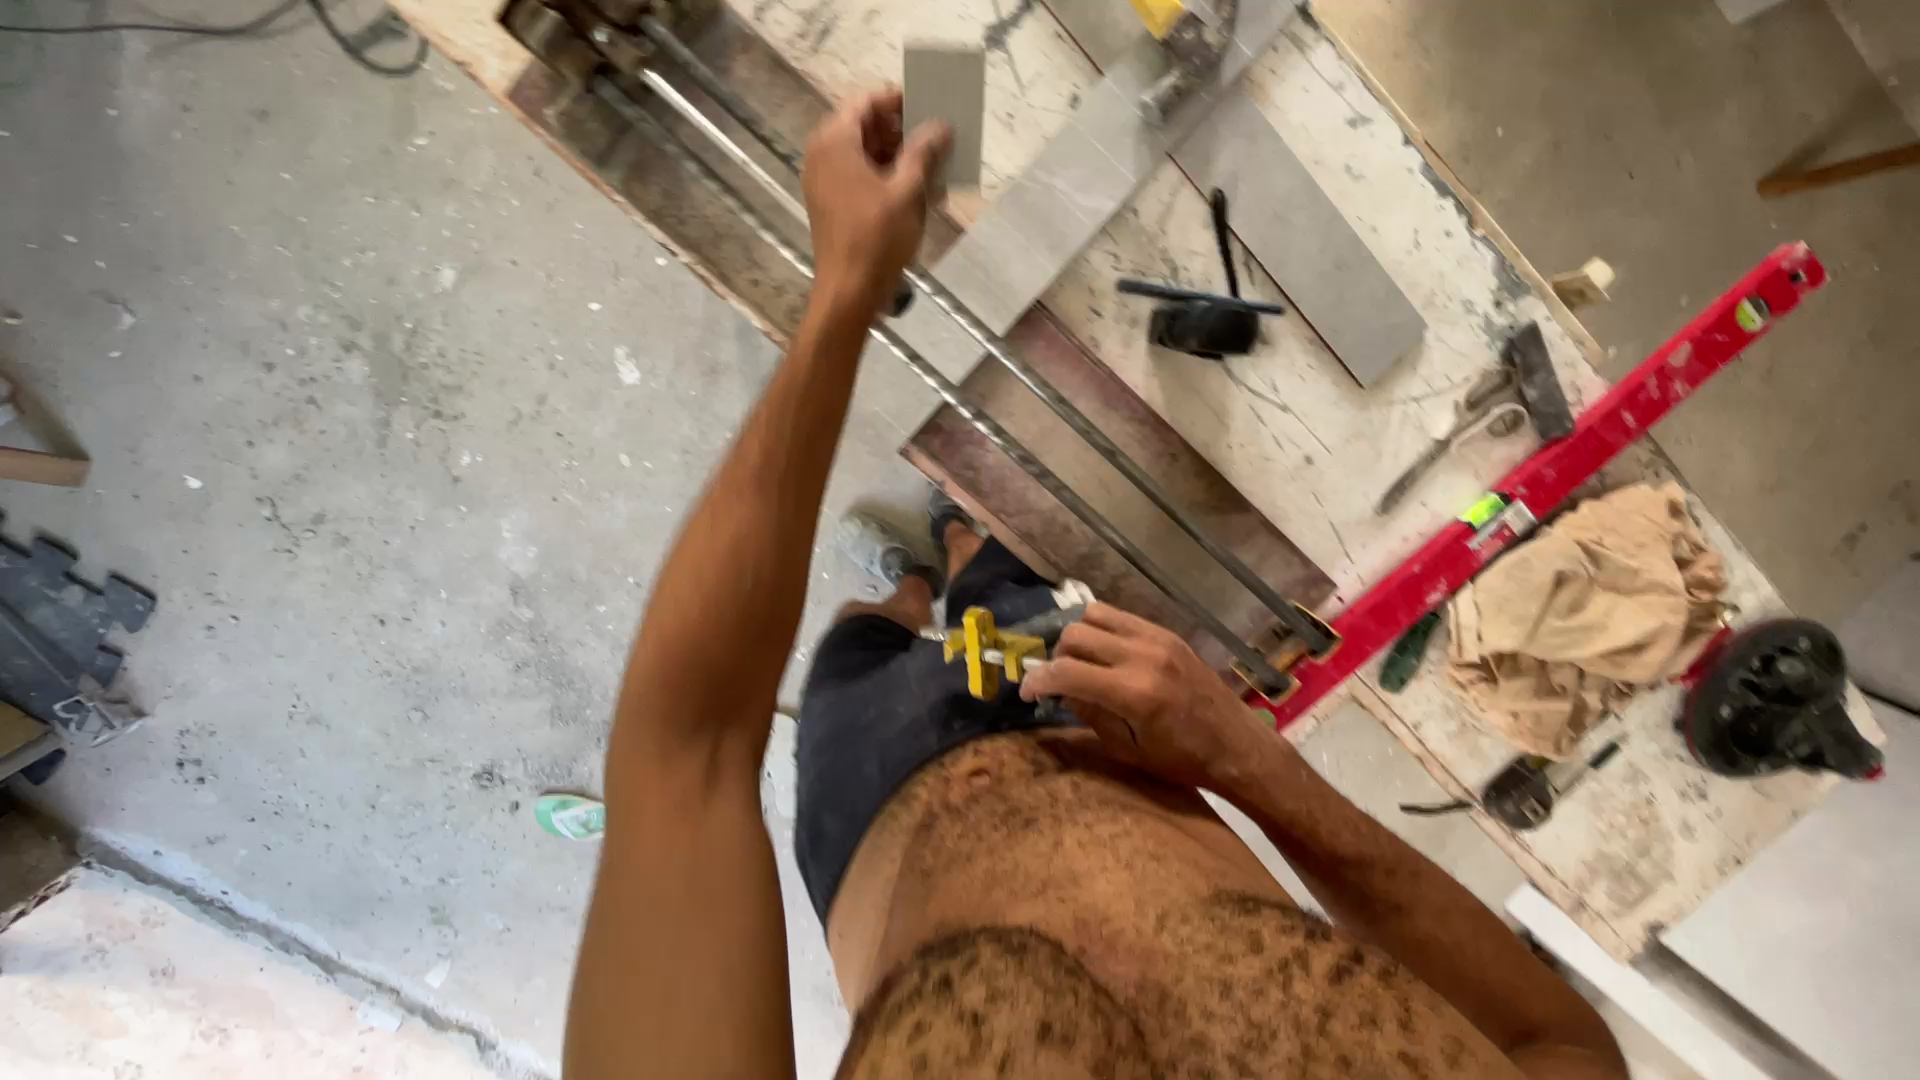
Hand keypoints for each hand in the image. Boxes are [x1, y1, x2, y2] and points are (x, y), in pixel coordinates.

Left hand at [801, 88, 949, 314]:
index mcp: (834, 141)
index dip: (898, 99)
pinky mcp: (831, 206)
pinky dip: (885, 180)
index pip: (865, 100)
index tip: (928, 107)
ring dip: (898, 158)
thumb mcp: (907, 191)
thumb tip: (941, 126)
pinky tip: (917, 193)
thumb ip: (923, 152)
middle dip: (901, 131)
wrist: (849, 292)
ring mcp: (824, 182)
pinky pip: (860, 179)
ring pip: (864, 155)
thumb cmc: (877, 238)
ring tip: (933, 169)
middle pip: (864, 126)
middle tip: (934, 139)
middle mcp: (822, 155)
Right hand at [1019, 603, 1275, 789]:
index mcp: (1134, 692)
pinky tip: (1107, 655)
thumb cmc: (1182, 760)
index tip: (1025, 691)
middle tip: (1060, 682)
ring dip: (1079, 638)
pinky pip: (1121, 616)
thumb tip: (1059, 691)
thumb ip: (1089, 715)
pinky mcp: (1167, 633)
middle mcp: (1143, 655)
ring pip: (1095, 614)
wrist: (1238, 746)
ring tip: (1083, 664)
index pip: (1067, 671)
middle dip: (1057, 658)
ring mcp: (1157, 638)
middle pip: (1075, 635)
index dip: (1037, 679)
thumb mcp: (1128, 750)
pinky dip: (1103, 630)